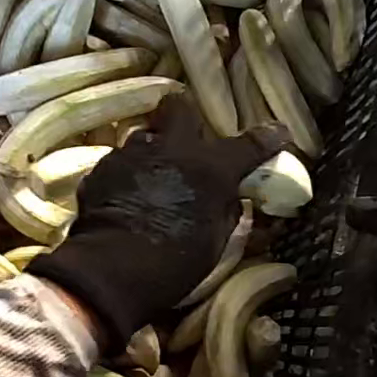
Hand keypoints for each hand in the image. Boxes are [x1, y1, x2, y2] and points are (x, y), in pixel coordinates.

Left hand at [28, 96, 288, 345]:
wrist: (116, 269)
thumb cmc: (177, 262)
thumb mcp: (217, 239)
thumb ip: (224, 208)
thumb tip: (227, 197)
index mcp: (211, 167)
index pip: (249, 144)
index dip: (265, 138)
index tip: (275, 135)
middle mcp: (172, 148)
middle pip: (178, 107)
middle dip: (184, 118)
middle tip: (186, 142)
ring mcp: (132, 154)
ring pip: (144, 136)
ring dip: (152, 151)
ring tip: (152, 175)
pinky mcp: (101, 170)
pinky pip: (119, 162)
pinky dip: (126, 175)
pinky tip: (125, 195)